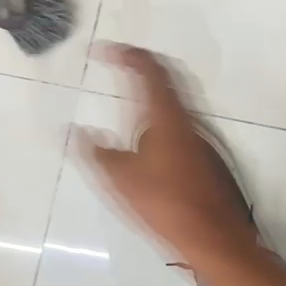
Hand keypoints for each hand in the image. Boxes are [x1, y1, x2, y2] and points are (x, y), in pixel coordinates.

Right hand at [78, 44, 261, 264]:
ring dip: (154, 82)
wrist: (213, 234)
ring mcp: (200, 132)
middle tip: (120, 60)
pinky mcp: (205, 149)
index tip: (103, 50)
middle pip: (167, 74)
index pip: (147, 68)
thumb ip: (96, 151)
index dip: (125, 53)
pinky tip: (151, 124)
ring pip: (177, 93)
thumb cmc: (165, 204)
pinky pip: (182, 112)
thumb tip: (72, 131)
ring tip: (132, 85)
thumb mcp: (120, 180)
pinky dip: (163, 103)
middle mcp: (186, 115)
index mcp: (164, 114)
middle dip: (141, 62)